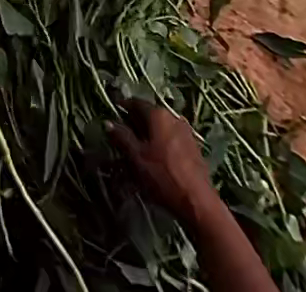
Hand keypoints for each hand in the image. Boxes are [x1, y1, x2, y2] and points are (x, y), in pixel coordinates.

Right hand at [108, 99, 217, 225]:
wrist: (197, 201)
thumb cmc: (163, 176)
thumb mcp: (137, 158)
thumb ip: (122, 137)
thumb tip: (108, 122)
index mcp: (159, 115)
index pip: (137, 103)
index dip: (123, 106)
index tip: (113, 112)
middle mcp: (173, 117)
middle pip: (150, 114)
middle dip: (135, 122)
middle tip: (122, 134)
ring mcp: (186, 131)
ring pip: (161, 127)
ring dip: (148, 133)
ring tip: (137, 148)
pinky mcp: (192, 146)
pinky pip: (171, 137)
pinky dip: (160, 142)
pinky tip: (155, 158)